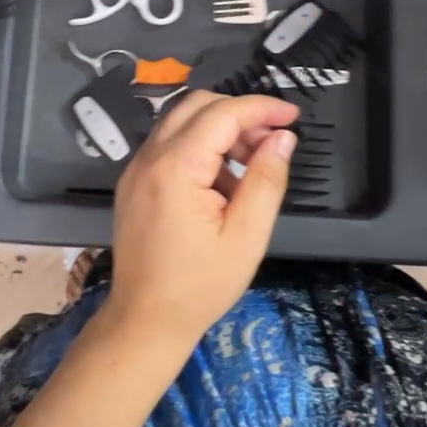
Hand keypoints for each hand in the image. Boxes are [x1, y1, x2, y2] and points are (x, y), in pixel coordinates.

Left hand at [105, 91, 299, 346]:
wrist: (145, 320)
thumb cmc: (200, 285)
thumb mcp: (247, 236)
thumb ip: (266, 180)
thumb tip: (283, 137)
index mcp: (176, 167)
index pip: (223, 114)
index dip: (261, 108)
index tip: (293, 115)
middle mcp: (149, 157)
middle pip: (197, 106)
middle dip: (240, 113)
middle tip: (273, 139)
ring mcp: (136, 168)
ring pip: (181, 122)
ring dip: (219, 130)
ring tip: (251, 165)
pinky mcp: (133, 182)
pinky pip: (169, 145)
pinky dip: (199, 147)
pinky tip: (222, 183)